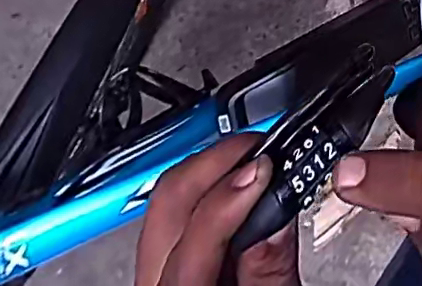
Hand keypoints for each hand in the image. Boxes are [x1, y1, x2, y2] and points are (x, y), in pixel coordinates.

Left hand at [135, 135, 302, 285]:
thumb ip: (271, 268)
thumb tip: (275, 203)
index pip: (192, 237)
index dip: (230, 193)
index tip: (264, 166)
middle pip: (167, 204)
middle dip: (214, 163)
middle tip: (258, 149)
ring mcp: (146, 283)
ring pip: (165, 204)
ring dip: (209, 172)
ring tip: (250, 163)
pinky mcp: (157, 274)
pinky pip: (171, 219)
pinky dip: (203, 193)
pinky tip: (232, 189)